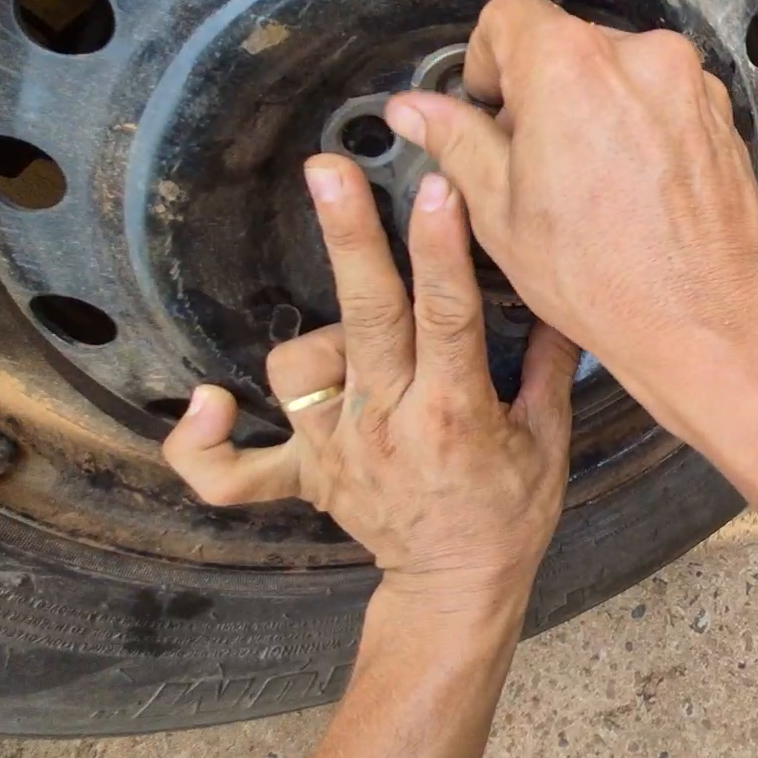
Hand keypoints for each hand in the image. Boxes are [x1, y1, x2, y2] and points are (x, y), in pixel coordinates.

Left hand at [162, 155, 581, 605]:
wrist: (461, 583)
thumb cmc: (514, 510)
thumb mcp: (549, 439)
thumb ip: (547, 366)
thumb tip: (553, 300)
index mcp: (454, 414)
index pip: (447, 317)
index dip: (443, 250)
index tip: (437, 190)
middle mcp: (384, 425)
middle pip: (364, 320)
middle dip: (351, 240)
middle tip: (329, 174)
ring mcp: (332, 454)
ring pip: (297, 370)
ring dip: (322, 336)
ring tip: (365, 335)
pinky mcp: (301, 480)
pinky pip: (226, 470)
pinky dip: (204, 439)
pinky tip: (217, 400)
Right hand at [377, 0, 757, 417]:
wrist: (710, 321)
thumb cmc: (610, 281)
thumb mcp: (503, 214)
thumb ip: (459, 144)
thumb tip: (419, 111)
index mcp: (572, 66)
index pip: (509, 16)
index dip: (487, 58)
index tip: (490, 102)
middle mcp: (643, 61)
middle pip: (572, 47)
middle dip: (546, 93)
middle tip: (538, 161)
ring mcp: (695, 91)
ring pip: (624, 78)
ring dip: (600, 113)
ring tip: (596, 188)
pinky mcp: (725, 123)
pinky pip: (669, 106)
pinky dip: (647, 131)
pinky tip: (639, 191)